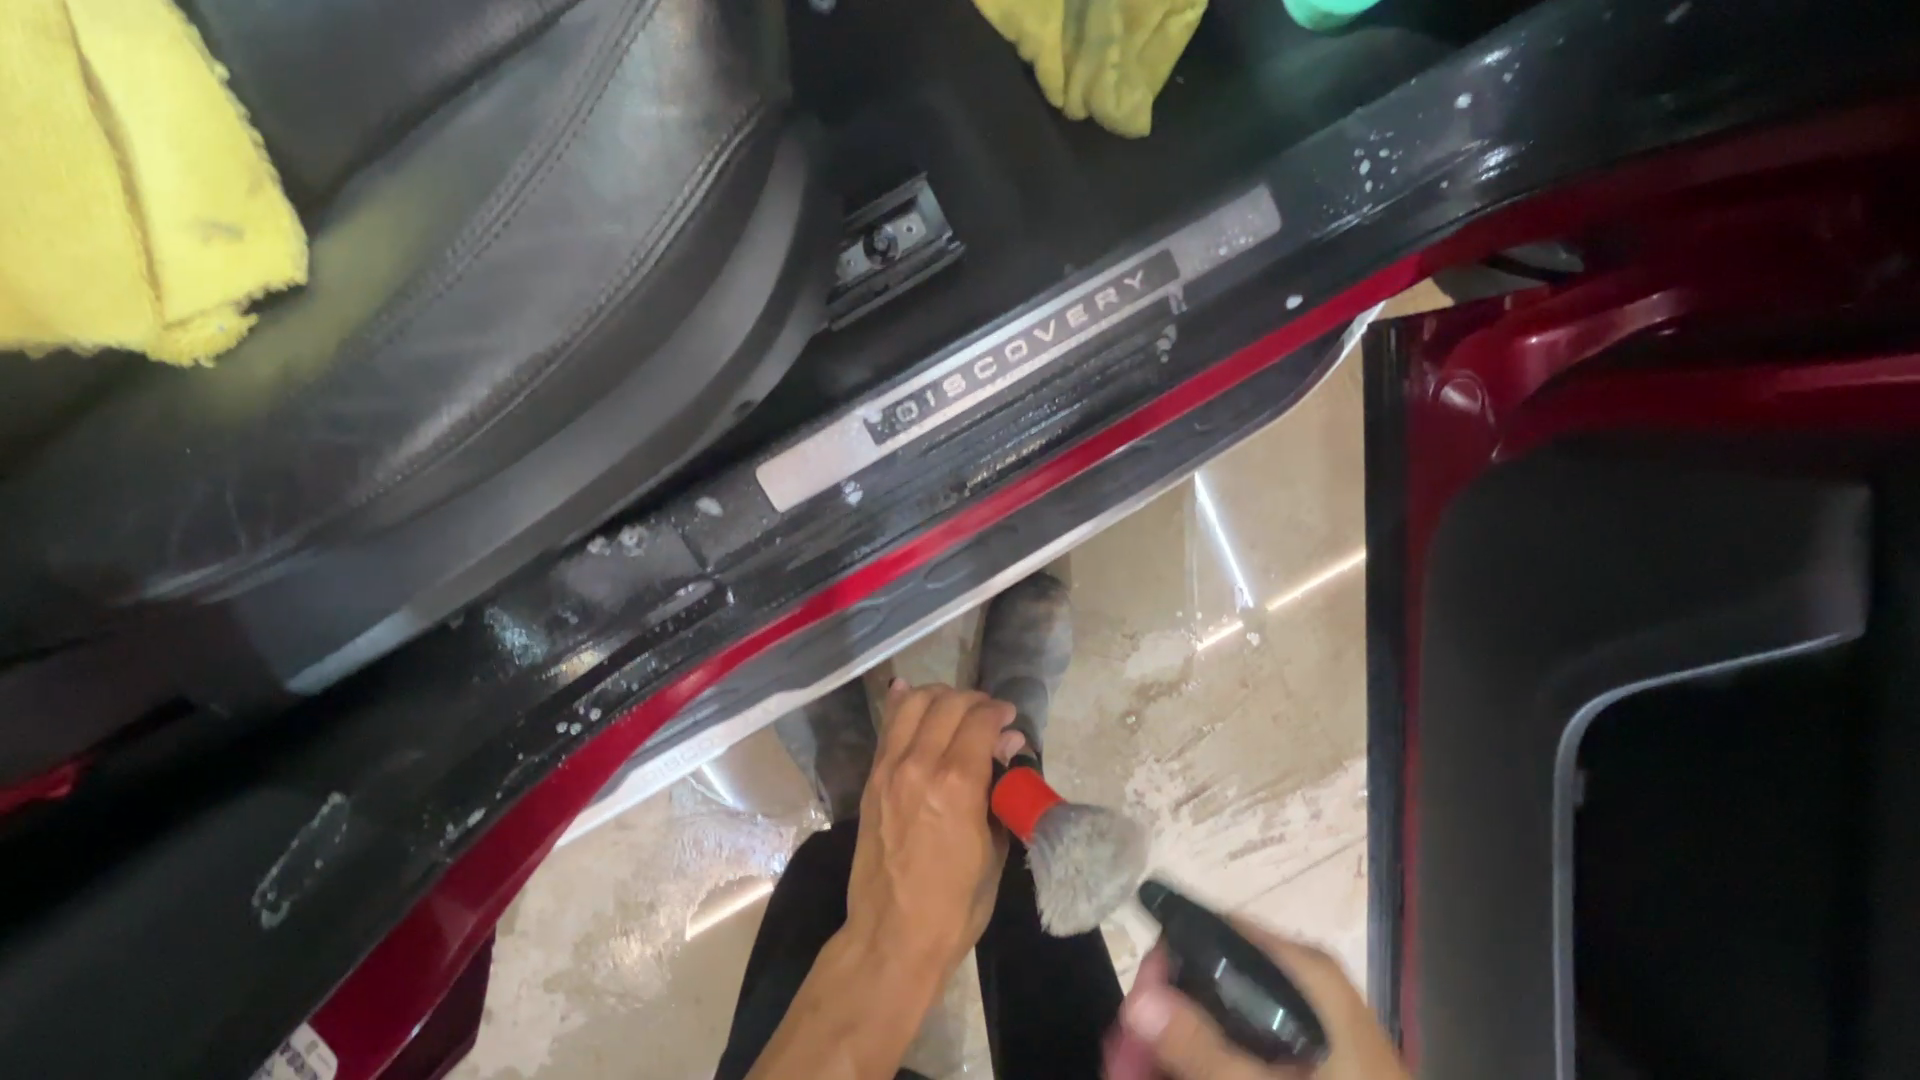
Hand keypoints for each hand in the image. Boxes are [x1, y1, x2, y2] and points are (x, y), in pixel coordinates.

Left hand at [842, 680, 1023, 979]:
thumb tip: (1006, 745)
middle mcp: (919, 765)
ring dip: (939, 696)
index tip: (1010, 718)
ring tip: (956, 707)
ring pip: (912, 705)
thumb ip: (999, 789)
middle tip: (988, 713)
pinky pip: (888, 727)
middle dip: (974, 700)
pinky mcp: (871, 780)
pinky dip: (902, 705)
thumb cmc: (956, 905)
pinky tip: (911, 695)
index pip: (980, 720)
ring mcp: (889, 769)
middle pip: (947, 704)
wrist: (892, 936)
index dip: (999, 712)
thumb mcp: (994, 849)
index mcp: (957, 784)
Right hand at [1104, 923, 1408, 1079]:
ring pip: (1223, 1013)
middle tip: (1125, 1063)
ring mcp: (1307, 1015)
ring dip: (1179, 1044)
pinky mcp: (1310, 1048)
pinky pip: (1245, 1040)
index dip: (1165, 963)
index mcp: (1302, 969)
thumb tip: (1136, 1000)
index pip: (1214, 930)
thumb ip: (1203, 1049)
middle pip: (1212, 976)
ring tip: (1138, 1073)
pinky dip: (1210, 1059)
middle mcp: (1303, 979)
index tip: (1133, 1010)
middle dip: (1164, 1018)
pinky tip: (1178, 1074)